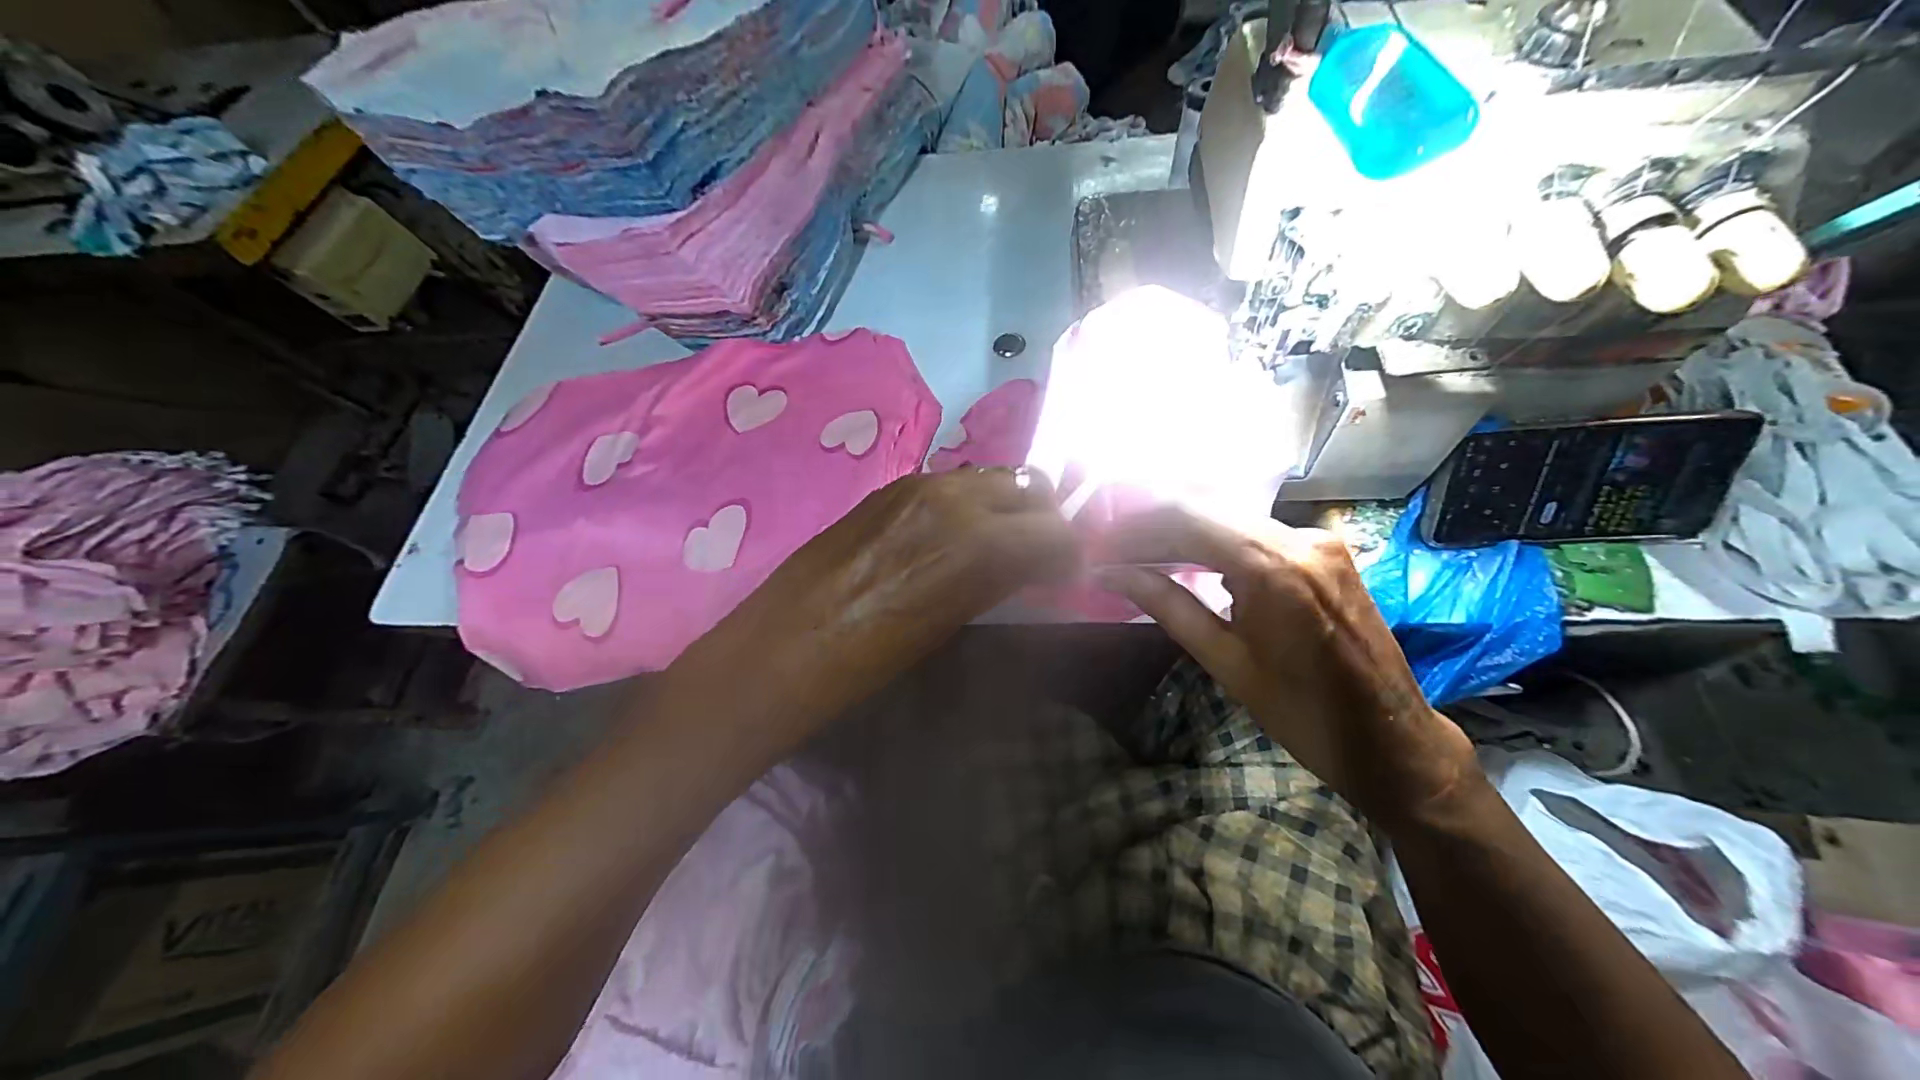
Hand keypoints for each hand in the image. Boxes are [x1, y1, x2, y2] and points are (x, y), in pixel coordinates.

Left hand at [671, 467, 1078, 737]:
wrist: (780, 652)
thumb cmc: (867, 664)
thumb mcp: (948, 625)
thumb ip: (997, 582)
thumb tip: (1033, 566)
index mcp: (978, 544)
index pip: (1056, 531)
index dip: (1070, 554)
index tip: (1067, 574)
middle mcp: (953, 499)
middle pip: (1029, 488)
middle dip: (1045, 520)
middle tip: (1039, 555)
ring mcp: (915, 487)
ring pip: (990, 477)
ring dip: (1008, 505)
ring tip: (999, 543)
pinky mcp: (886, 489)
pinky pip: (949, 483)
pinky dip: (969, 502)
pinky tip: (954, 536)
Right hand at [1097, 507, 1477, 828]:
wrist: (1391, 740)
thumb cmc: (1302, 712)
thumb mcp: (1226, 660)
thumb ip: (1167, 606)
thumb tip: (1112, 574)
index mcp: (1274, 567)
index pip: (1186, 521)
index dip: (1134, 529)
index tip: (1098, 545)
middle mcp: (1301, 537)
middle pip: (1208, 509)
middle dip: (1153, 525)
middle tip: (1111, 547)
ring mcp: (1320, 540)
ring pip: (1232, 516)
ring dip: (1183, 530)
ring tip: (1138, 552)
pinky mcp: (1329, 551)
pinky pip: (1259, 532)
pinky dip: (1217, 540)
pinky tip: (1188, 557)